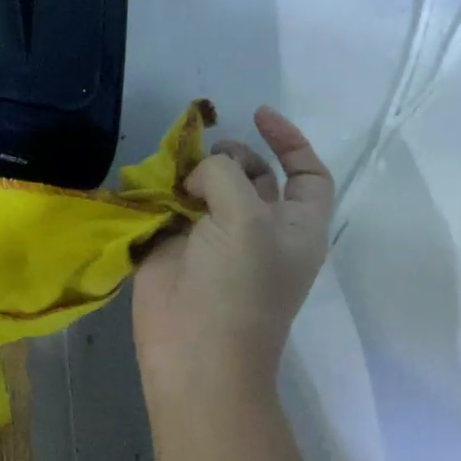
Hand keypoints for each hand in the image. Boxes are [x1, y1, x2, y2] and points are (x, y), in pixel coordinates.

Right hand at [132, 107, 332, 401]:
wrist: (194, 346)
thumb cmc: (238, 285)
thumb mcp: (246, 218)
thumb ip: (224, 174)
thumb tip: (196, 175)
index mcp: (295, 226)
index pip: (306, 173)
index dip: (289, 141)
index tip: (257, 113)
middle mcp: (260, 226)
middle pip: (251, 171)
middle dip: (229, 156)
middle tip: (205, 162)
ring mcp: (216, 235)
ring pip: (207, 183)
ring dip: (191, 168)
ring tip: (176, 171)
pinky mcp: (177, 242)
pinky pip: (172, 201)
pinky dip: (163, 186)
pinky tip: (153, 183)